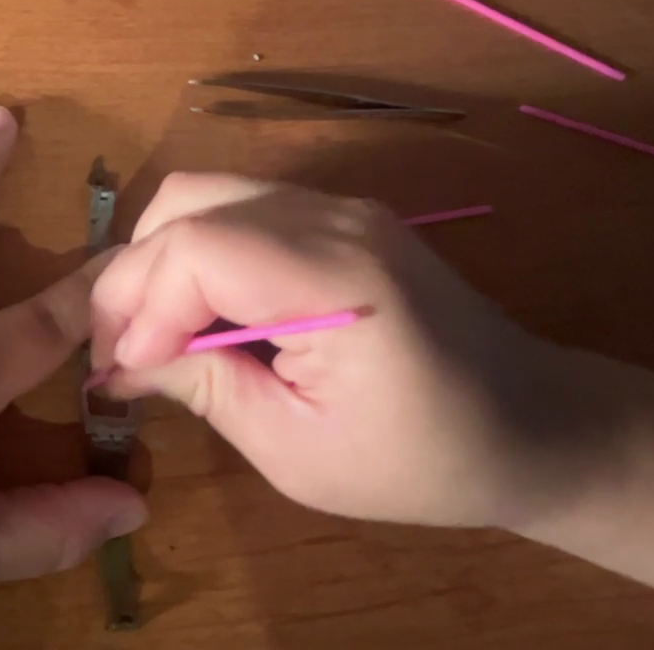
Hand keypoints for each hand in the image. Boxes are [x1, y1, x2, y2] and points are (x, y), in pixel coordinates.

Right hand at [91, 173, 601, 530]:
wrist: (536, 423)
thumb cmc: (423, 460)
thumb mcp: (298, 453)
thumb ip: (202, 388)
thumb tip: (117, 360)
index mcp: (339, 280)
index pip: (198, 249)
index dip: (142, 303)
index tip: (123, 368)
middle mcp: (331, 217)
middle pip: (184, 205)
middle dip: (132, 276)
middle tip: (118, 346)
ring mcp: (330, 203)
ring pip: (195, 193)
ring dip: (152, 254)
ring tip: (149, 322)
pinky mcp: (324, 208)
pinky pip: (224, 204)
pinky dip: (184, 246)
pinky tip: (190, 301)